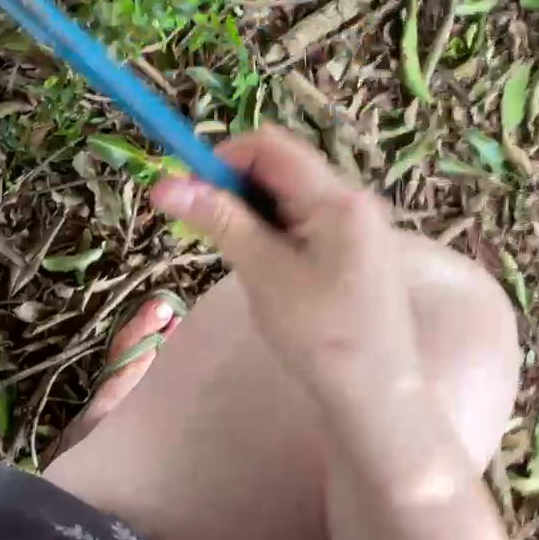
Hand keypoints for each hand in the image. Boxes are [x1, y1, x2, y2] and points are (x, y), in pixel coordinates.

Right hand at [150, 126, 418, 418]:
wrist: (375, 394)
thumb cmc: (319, 333)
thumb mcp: (262, 271)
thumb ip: (217, 220)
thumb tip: (163, 184)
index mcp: (336, 199)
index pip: (267, 145)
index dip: (219, 159)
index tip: (189, 196)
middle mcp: (351, 199)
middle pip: (276, 165)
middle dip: (230, 187)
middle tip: (203, 229)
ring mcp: (354, 223)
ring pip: (283, 192)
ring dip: (246, 210)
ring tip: (237, 254)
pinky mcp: (350, 246)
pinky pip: (298, 216)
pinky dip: (267, 228)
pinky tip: (261, 265)